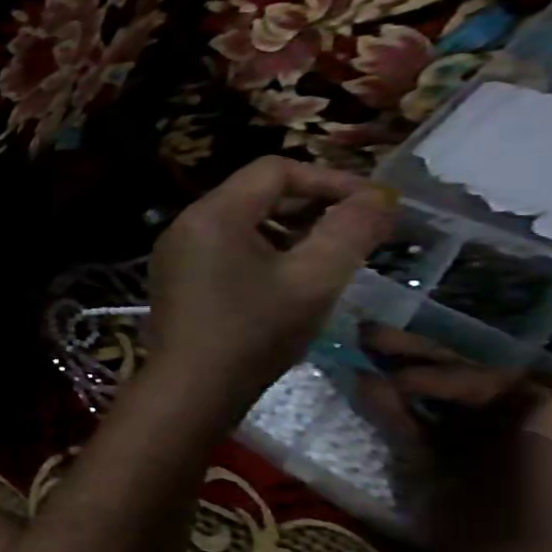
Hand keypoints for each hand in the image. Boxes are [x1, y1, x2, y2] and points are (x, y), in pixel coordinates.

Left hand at [148, 157, 396, 411]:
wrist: (192, 382)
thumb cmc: (254, 329)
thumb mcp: (316, 276)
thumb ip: (350, 229)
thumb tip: (376, 197)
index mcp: (210, 216)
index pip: (274, 169)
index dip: (330, 179)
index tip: (373, 207)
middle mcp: (183, 225)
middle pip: (254, 191)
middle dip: (312, 203)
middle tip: (360, 231)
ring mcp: (174, 251)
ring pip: (241, 219)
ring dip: (290, 227)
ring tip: (333, 254)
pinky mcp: (176, 273)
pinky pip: (224, 244)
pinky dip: (263, 247)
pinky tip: (294, 274)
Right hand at [357, 327, 551, 551]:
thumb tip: (541, 402)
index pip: (537, 397)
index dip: (468, 377)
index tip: (404, 378)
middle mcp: (546, 462)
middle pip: (495, 397)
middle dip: (434, 364)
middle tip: (368, 333)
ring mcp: (498, 478)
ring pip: (454, 414)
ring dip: (407, 382)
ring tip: (358, 349)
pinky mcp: (456, 495)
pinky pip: (428, 442)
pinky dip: (395, 416)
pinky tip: (362, 392)